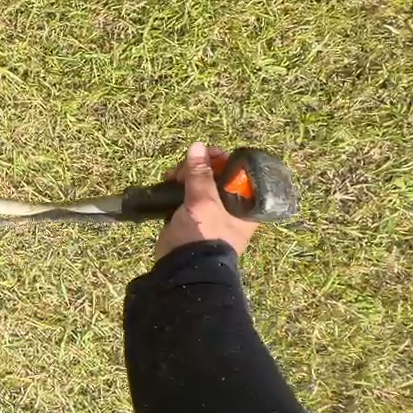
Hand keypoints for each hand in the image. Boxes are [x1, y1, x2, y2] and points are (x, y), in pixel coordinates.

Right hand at [153, 142, 259, 259]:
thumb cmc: (203, 234)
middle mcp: (231, 204)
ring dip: (183, 176)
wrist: (184, 265)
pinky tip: (167, 184)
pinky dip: (177, 186)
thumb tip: (197, 146)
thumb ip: (200, 174)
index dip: (219, 160)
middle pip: (216, 174)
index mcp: (246, 203)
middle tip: (180, 172)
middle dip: (196, 168)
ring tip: (170, 179)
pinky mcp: (192, 215)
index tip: (201, 157)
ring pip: (198, 182)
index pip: (237, 171)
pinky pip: (186, 193)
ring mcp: (211, 210)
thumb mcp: (203, 202)